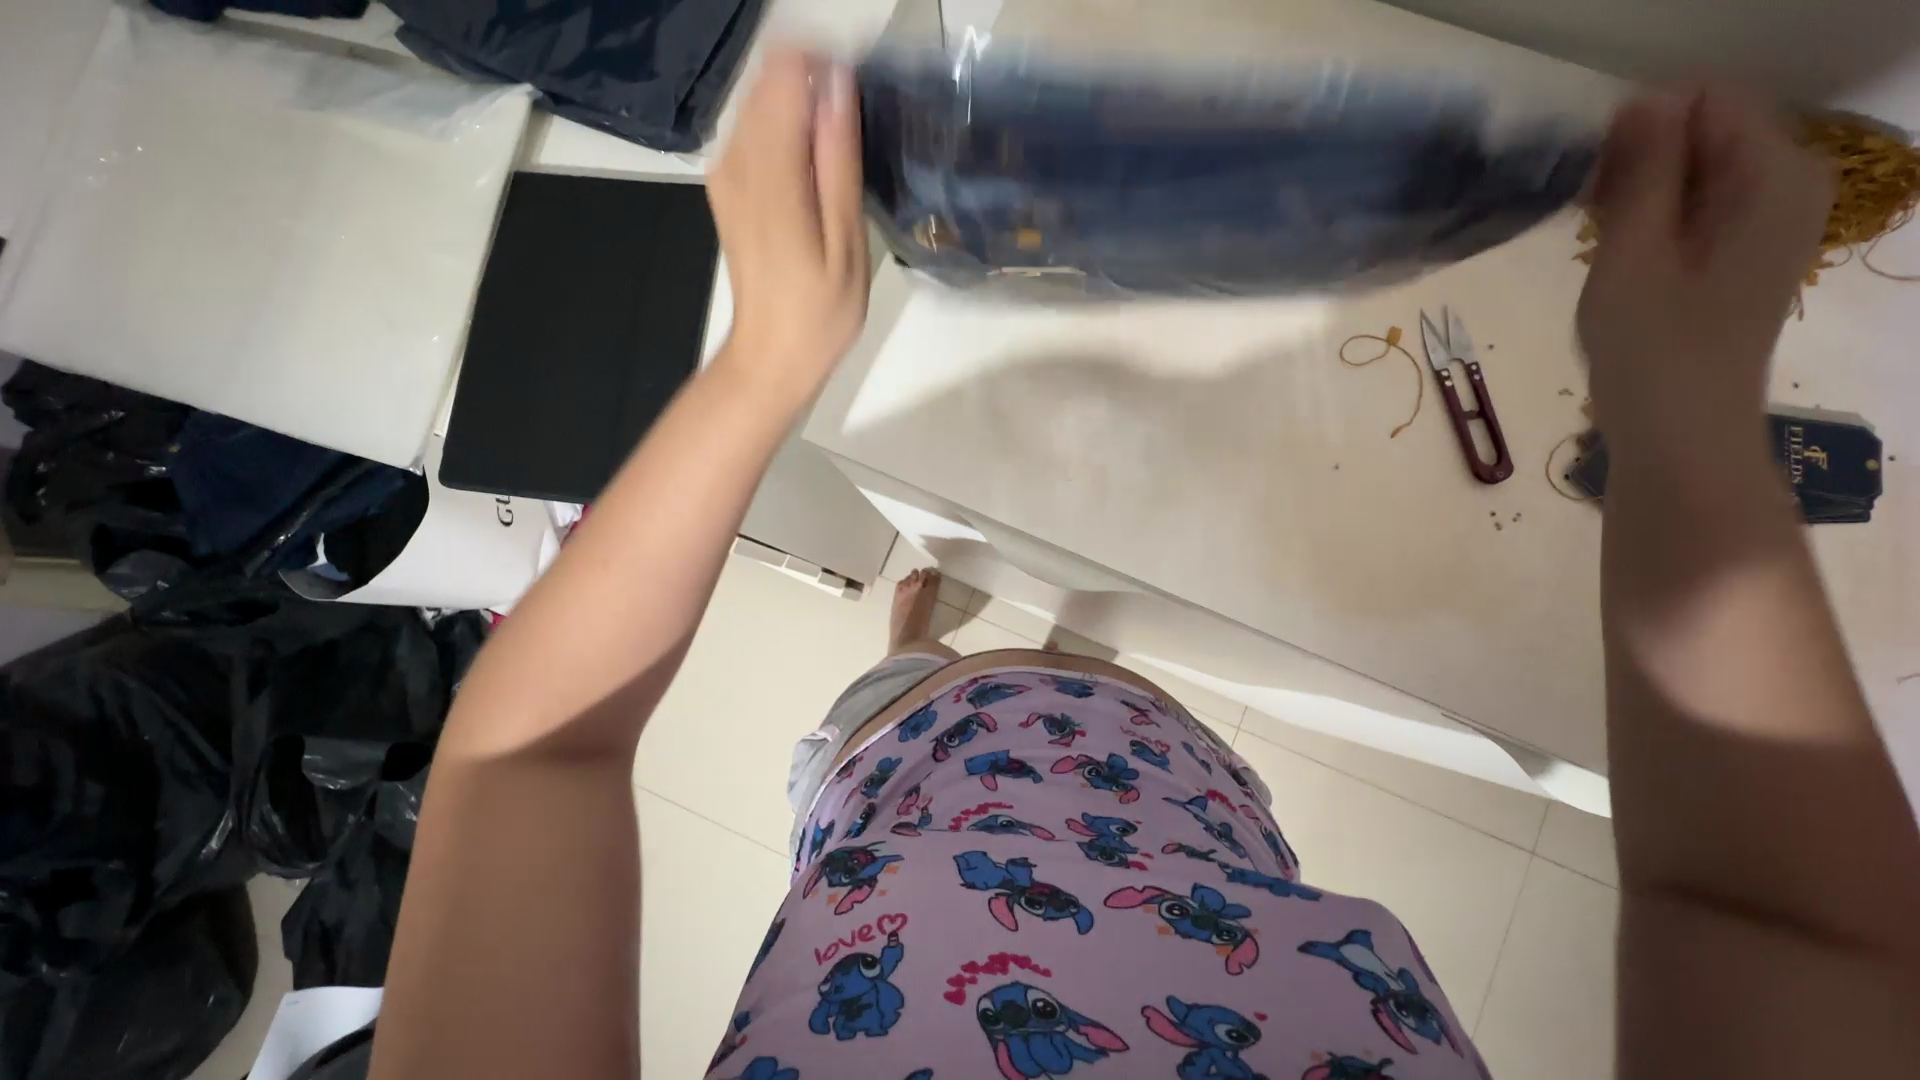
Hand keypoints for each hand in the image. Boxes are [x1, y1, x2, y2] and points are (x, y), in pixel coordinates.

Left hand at [707, 48, 869, 400]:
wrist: (770, 357)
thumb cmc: (820, 313)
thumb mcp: (845, 242)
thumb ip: (838, 161)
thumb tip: (837, 86)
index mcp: (771, 174)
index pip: (786, 75)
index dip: (825, 68)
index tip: (859, 99)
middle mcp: (736, 162)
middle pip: (769, 81)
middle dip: (814, 87)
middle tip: (853, 134)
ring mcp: (724, 174)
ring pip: (760, 104)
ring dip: (801, 111)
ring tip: (838, 158)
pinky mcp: (726, 187)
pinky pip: (753, 133)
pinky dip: (786, 135)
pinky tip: (814, 174)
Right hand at [1576, 88, 1831, 457]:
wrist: (1679, 436)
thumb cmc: (1652, 350)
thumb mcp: (1633, 254)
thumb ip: (1643, 171)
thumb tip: (1641, 99)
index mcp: (1775, 175)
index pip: (1703, 101)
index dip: (1637, 132)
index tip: (1590, 187)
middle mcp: (1787, 186)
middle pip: (1702, 133)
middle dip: (1638, 164)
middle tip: (1588, 224)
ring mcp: (1768, 222)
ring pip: (1692, 173)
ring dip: (1637, 198)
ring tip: (1602, 250)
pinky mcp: (1741, 254)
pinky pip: (1694, 207)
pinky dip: (1651, 223)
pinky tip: (1622, 265)